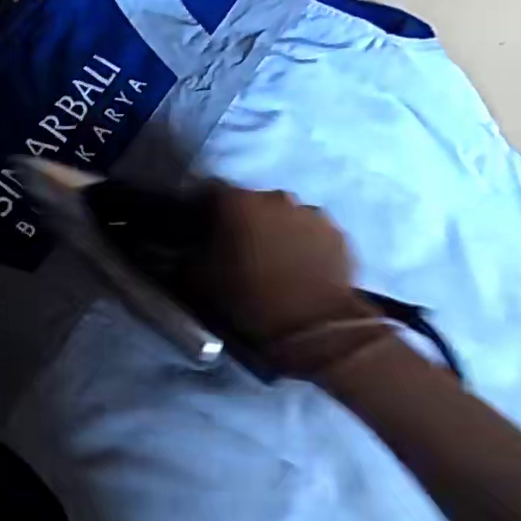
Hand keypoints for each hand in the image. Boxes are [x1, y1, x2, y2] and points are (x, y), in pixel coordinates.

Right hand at [198, 186, 366, 349]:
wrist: (313, 326)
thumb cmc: (249, 298)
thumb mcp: (199, 282)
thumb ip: (187, 258)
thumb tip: (182, 252)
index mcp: (237, 201)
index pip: (210, 195)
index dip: (204, 214)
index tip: (200, 233)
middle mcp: (275, 197)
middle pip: (252, 203)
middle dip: (244, 222)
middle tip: (239, 249)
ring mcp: (311, 213)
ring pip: (285, 217)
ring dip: (276, 231)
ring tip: (273, 261)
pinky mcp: (337, 234)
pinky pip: (313, 234)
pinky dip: (304, 245)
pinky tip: (300, 268)